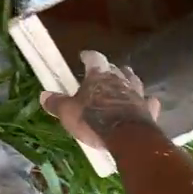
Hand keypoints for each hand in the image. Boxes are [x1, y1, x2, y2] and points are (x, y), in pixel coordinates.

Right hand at [39, 50, 161, 149]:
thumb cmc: (93, 120)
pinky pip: (149, 101)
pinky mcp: (149, 110)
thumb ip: (56, 103)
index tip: (84, 56)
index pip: (94, 58)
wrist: (126, 137)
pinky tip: (145, 103)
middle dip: (109, 68)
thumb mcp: (68, 113)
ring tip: (124, 83)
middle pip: (116, 68)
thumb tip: (43, 95)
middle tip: (103, 72)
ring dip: (128, 80)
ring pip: (134, 80)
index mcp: (99, 76)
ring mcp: (137, 94)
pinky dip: (146, 101)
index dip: (89, 56)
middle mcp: (120, 80)